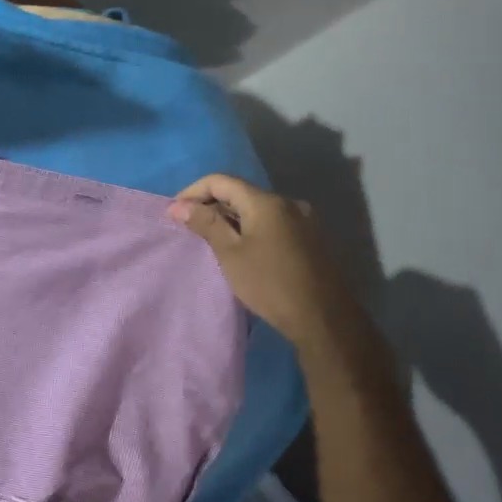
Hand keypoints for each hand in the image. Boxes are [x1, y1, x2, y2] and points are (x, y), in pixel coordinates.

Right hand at [168, 174, 364, 347]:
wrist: (326, 320)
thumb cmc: (271, 285)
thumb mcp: (230, 254)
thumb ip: (205, 223)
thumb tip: (178, 206)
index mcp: (268, 203)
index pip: (221, 181)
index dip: (193, 192)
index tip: (176, 213)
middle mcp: (290, 203)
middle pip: (241, 192)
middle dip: (211, 205)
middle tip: (190, 227)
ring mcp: (306, 221)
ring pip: (258, 208)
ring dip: (232, 218)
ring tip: (214, 239)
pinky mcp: (313, 238)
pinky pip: (274, 222)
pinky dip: (252, 227)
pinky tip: (244, 248)